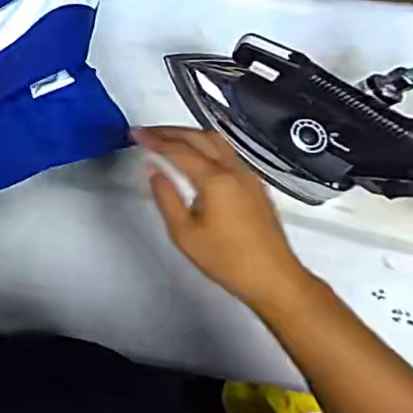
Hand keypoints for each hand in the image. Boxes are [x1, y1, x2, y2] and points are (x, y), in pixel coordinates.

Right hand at [136, 127, 316, 309]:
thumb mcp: (184, 233)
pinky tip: (197, 155)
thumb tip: (155, 173)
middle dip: (169, 131)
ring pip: (216, 140)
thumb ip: (166, 198)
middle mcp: (235, 172)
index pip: (178, 149)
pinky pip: (228, 152)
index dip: (154, 140)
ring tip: (168, 138)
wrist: (275, 281)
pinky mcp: (256, 186)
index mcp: (216, 180)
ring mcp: (249, 177)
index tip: (137, 135)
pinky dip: (206, 145)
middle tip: (148, 133)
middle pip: (198, 137)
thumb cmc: (231, 262)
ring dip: (189, 135)